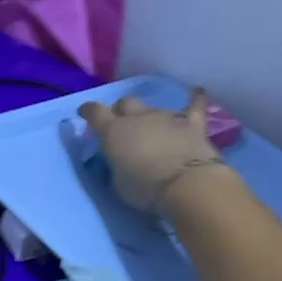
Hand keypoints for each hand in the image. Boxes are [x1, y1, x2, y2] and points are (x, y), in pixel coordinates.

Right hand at [78, 89, 227, 212]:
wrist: (186, 184)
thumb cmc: (145, 188)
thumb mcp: (118, 183)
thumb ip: (116, 166)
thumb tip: (120, 161)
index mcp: (113, 132)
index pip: (95, 112)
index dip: (89, 111)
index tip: (85, 112)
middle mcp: (138, 117)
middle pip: (125, 103)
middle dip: (121, 111)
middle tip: (122, 124)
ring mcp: (166, 117)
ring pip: (153, 108)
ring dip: (149, 116)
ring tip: (152, 128)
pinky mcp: (192, 124)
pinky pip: (194, 106)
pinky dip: (194, 100)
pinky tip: (197, 92)